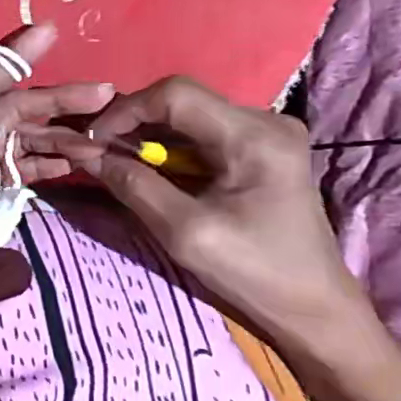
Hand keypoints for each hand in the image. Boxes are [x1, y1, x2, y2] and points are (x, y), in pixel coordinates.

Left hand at [0, 24, 113, 311]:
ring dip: (62, 137)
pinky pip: (23, 170)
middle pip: (17, 109)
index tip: (49, 32)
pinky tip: (75, 163)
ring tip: (100, 141)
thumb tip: (0, 126)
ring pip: (27, 140)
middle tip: (105, 95)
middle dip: (58, 101)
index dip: (14, 57)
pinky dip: (50, 165)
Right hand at [46, 76, 400, 383]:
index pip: (176, 94)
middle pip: (181, 101)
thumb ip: (134, 186)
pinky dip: (168, 147)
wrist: (313, 306)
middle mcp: (265, 121)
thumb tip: (87, 154)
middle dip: (133, 122)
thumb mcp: (184, 232)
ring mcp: (266, 132)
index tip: (93, 140)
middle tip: (97, 151)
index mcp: (254, 136)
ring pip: (188, 115)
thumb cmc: (253, 272)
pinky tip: (150, 168)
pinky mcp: (260, 148)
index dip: (126, 111)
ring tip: (116, 161)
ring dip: (147, 135)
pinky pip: (201, 133)